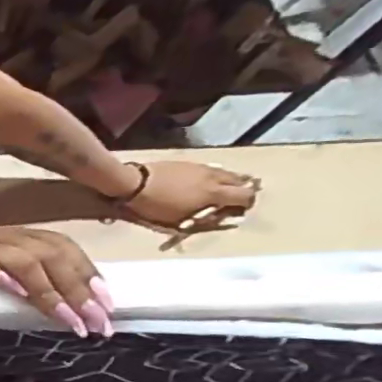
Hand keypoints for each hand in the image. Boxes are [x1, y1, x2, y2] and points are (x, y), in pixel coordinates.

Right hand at [0, 225, 114, 336]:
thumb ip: (15, 282)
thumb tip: (58, 307)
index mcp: (10, 238)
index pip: (61, 246)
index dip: (88, 273)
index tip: (108, 305)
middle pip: (50, 253)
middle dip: (79, 289)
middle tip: (99, 324)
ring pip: (22, 259)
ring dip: (50, 290)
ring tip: (69, 321)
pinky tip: (15, 292)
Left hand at [127, 161, 257, 229]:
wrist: (134, 182)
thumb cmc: (156, 205)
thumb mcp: (180, 219)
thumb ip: (204, 217)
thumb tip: (219, 214)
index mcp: (213, 192)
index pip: (245, 195)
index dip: (247, 203)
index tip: (240, 210)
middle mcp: (211, 176)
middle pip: (239, 180)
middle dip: (241, 190)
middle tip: (233, 200)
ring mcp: (199, 167)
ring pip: (224, 172)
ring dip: (227, 181)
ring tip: (220, 191)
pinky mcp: (187, 162)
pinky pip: (209, 168)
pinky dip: (213, 176)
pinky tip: (203, 182)